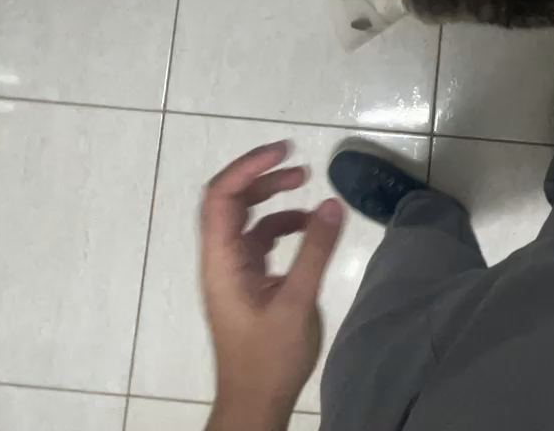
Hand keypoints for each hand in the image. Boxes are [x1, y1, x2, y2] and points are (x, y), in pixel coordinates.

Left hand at [199, 140, 343, 429]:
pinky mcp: (248, 280)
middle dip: (261, 174)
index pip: (221, 197)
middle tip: (297, 159)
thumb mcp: (297, 303)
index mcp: (221, 261)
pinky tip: (308, 224)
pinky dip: (282, 221)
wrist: (255, 404)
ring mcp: (233, 269)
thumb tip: (332, 203)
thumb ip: (315, 251)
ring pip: (244, 216)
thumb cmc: (269, 358)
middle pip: (230, 200)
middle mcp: (221, 259)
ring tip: (304, 179)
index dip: (247, 167)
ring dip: (271, 194)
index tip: (283, 150)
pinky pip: (259, 236)